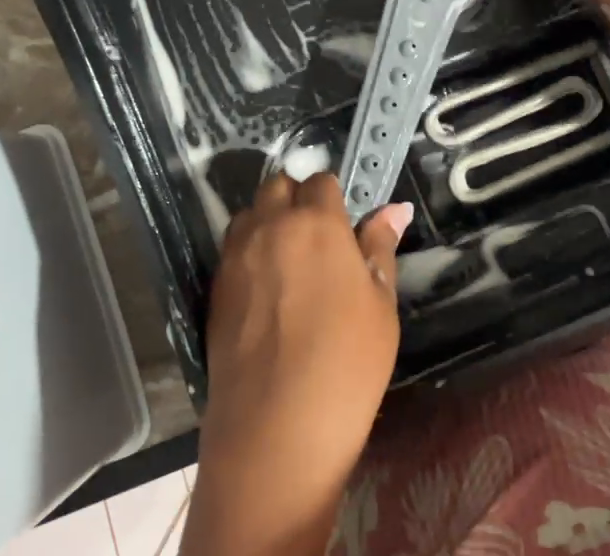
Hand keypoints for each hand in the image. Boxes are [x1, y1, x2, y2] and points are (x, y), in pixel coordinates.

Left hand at [183, 174, 413, 555]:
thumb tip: (394, 210)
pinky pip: (233, 249)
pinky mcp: (215, 288)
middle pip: (278, 187)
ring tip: (292, 261)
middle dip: (297, 199)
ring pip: (250, 214)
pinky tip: (269, 289)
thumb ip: (380, 250)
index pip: (321, 182)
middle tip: (320, 238)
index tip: (345, 223)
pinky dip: (250, 251)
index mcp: (316, 224)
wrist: (275, 428)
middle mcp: (269, 227)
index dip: (335, 197)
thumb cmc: (346, 365)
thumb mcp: (380, 306)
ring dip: (269, 221)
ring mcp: (235, 256)